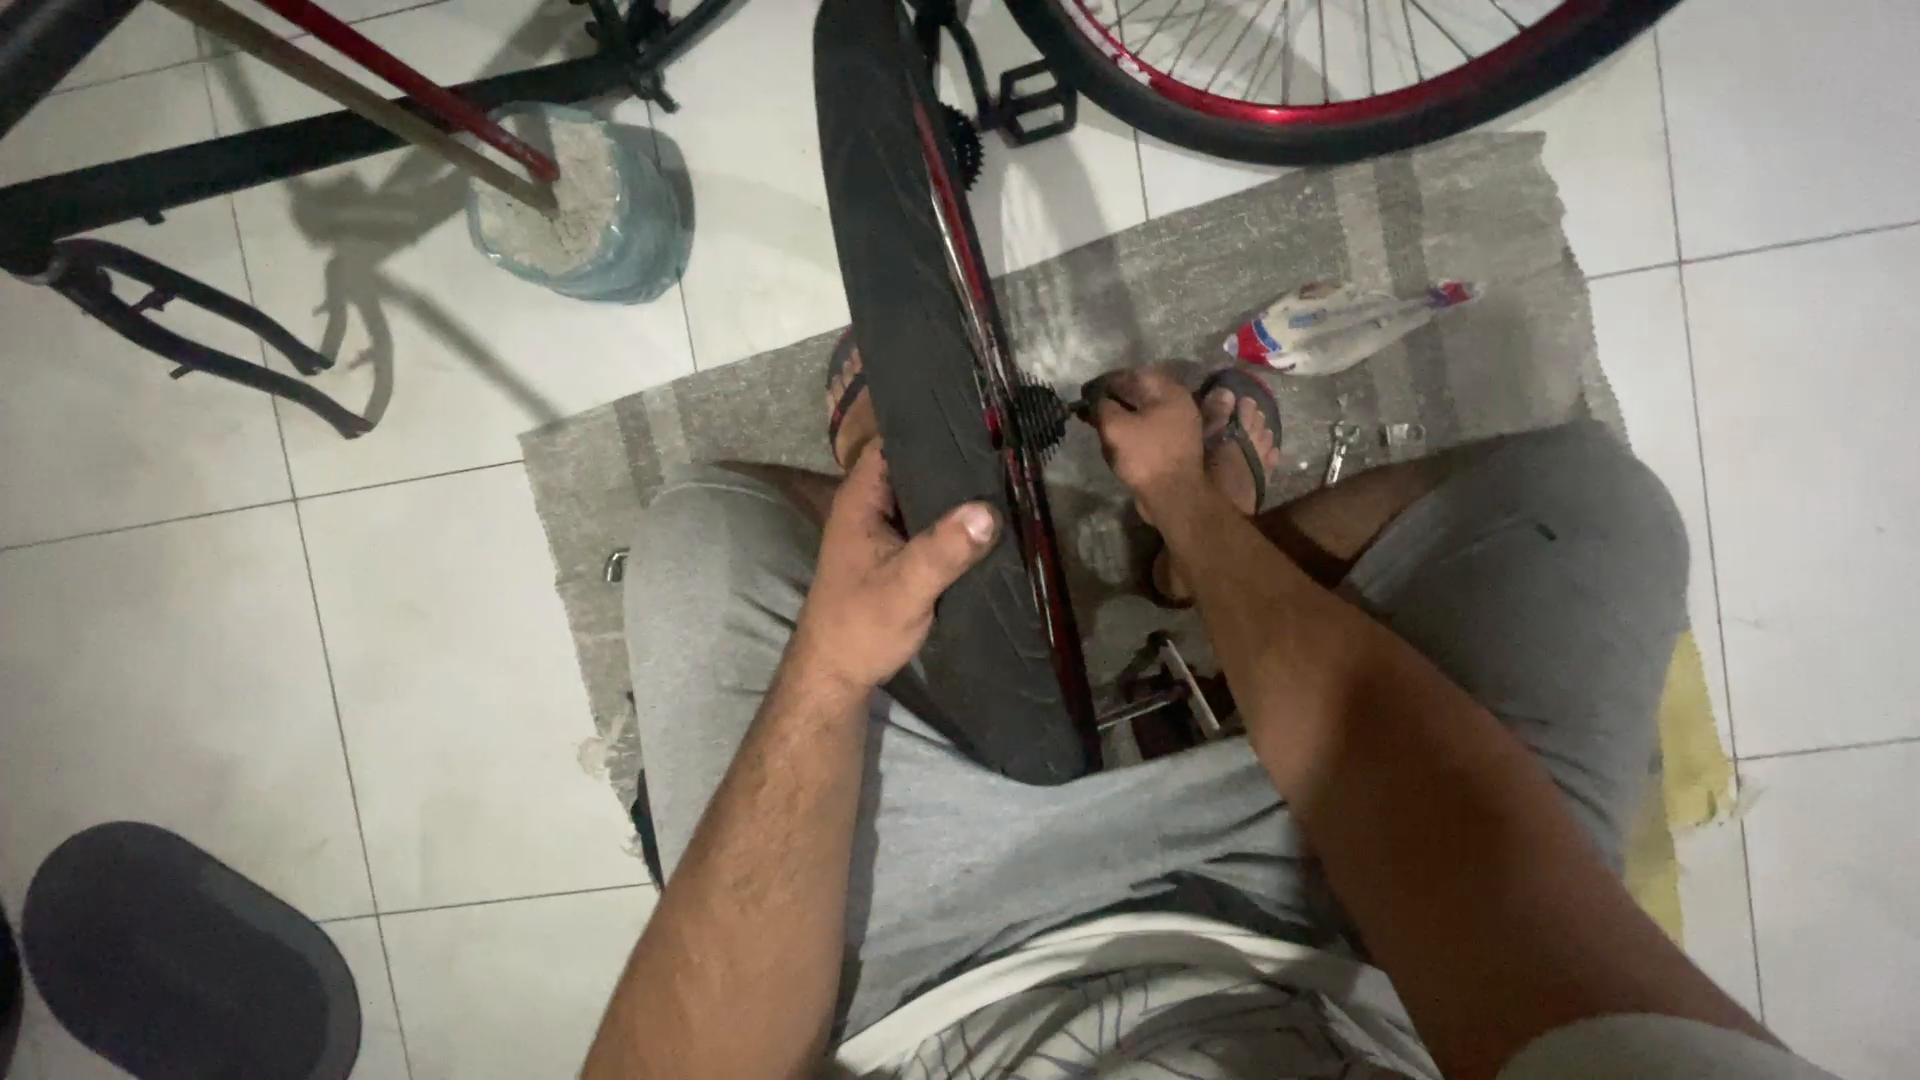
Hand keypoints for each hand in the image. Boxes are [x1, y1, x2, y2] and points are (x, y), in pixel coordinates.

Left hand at [786, 444, 998, 692]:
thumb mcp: (905, 588)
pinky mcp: (899, 552)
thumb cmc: (860, 627)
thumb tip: (988, 511)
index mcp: (860, 498)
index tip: (978, 424)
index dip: (932, 429)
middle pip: (915, 466)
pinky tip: (990, 520)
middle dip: (955, 462)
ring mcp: (884, 529)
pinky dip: (954, 521)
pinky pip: (930, 523)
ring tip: (1007, 479)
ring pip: (926, 496)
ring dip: (958, 493)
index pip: (895, 441)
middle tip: (1006, 453)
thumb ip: (943, 550)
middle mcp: (870, 505)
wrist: (837, 674)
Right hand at [1085, 365, 1205, 523]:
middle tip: (1088, 406)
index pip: (1132, 375)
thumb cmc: (1144, 456)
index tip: (1084, 392)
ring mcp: (1178, 425)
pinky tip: (1114, 436)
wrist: (1172, 495)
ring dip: (1120, 414)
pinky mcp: (1173, 445)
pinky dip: (1129, 428)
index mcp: (1168, 392)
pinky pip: (1147, 428)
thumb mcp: (1114, 426)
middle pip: (1139, 393)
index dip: (1105, 382)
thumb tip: (1097, 400)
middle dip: (1112, 398)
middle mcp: (1177, 404)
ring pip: (1142, 412)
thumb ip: (1102, 406)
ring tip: (1097, 421)